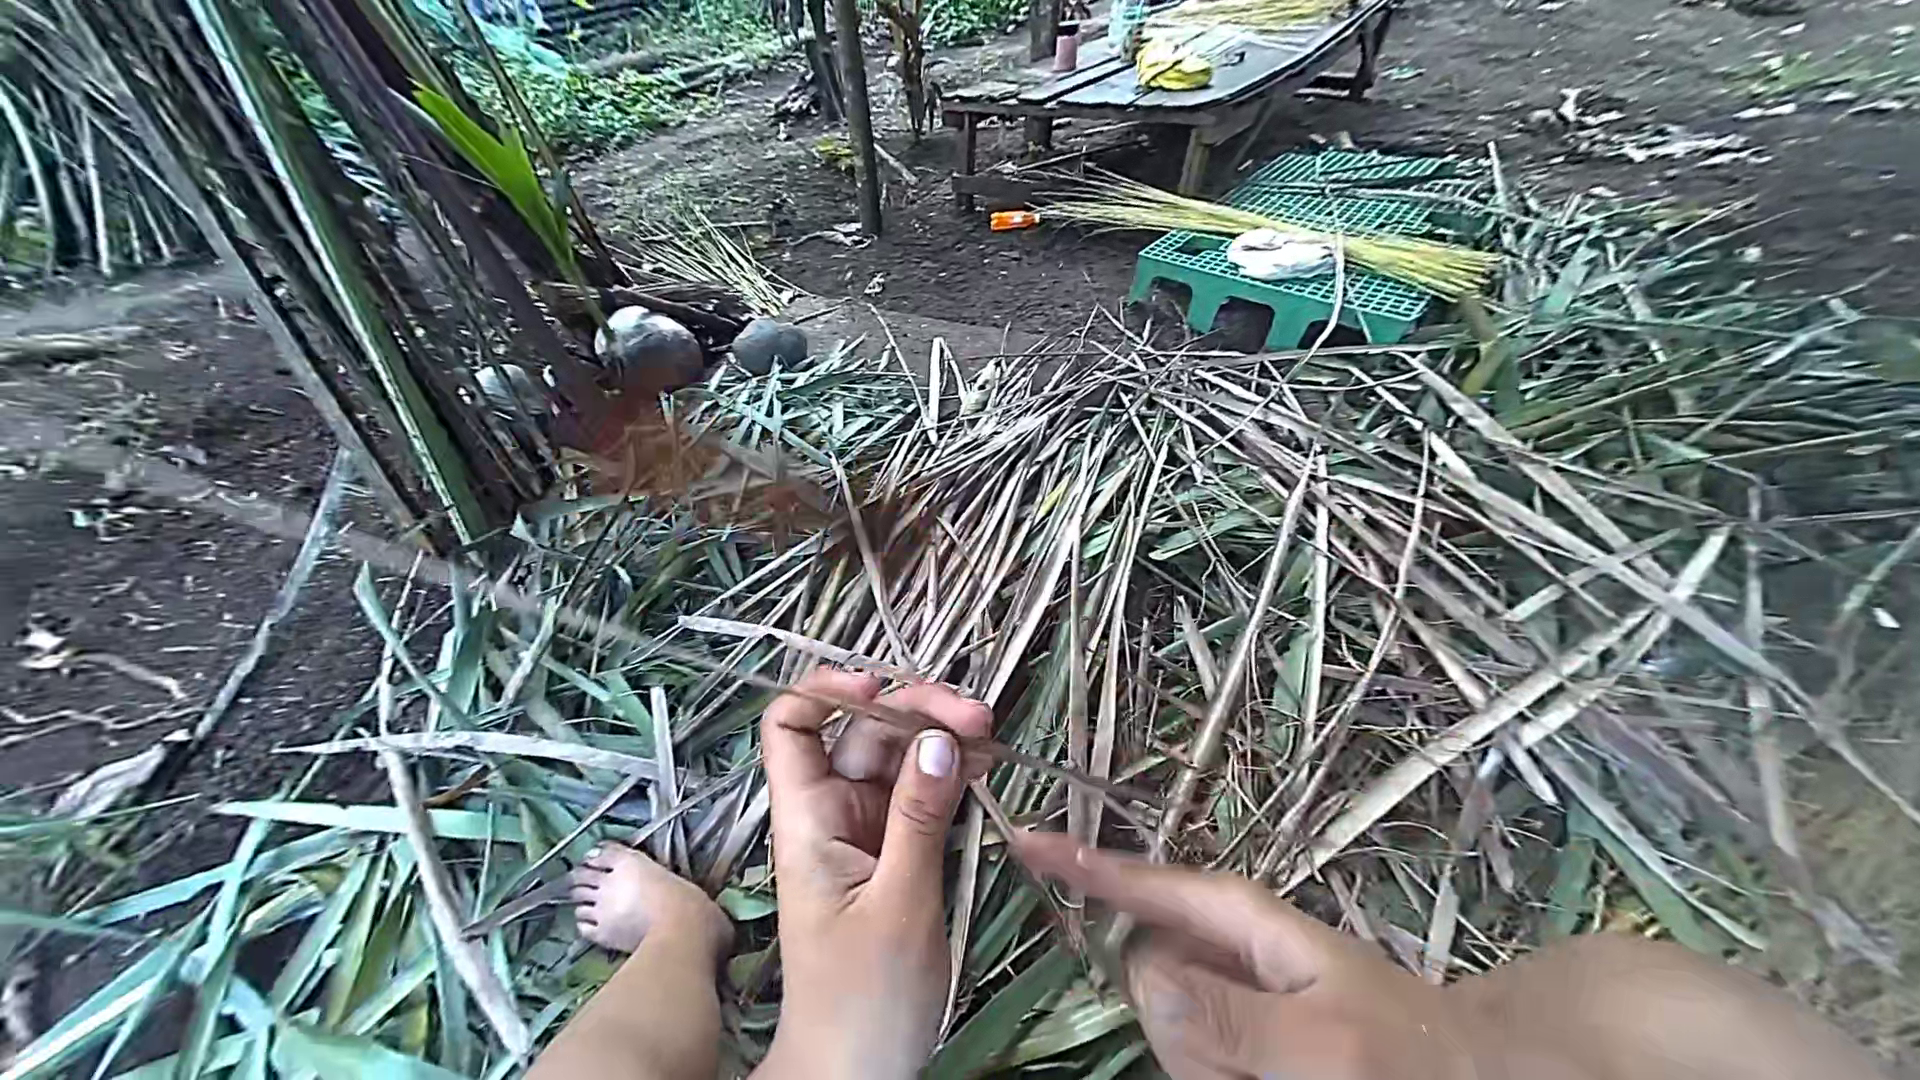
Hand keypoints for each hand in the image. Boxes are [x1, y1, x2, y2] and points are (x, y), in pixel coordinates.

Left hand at [754, 667, 992, 1079]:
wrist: (860, 1073)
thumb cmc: (865, 999)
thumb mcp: (900, 903)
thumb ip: (919, 817)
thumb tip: (940, 740)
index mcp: (808, 818)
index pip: (791, 726)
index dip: (826, 692)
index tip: (877, 687)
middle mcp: (834, 808)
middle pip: (864, 731)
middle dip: (916, 711)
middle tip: (975, 716)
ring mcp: (867, 823)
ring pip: (899, 754)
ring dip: (942, 735)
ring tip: (988, 731)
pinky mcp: (897, 841)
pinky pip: (922, 788)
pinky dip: (951, 769)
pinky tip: (982, 760)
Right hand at [1015, 833, 1476, 1079]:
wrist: (1465, 1076)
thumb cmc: (1405, 1051)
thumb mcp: (1325, 1044)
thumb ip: (1227, 1014)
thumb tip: (1139, 974)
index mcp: (1229, 911)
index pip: (1135, 878)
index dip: (1077, 860)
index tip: (1020, 839)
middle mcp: (1211, 937)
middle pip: (1143, 971)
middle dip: (1177, 1023)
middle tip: (1251, 1060)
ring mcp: (1216, 980)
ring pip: (1160, 1017)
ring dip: (1200, 1059)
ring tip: (1271, 1071)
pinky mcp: (1222, 1018)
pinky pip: (1180, 1043)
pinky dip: (1205, 1069)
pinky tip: (1253, 1073)